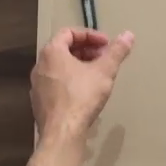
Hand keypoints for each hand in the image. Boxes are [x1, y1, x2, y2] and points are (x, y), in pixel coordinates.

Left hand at [31, 28, 134, 143]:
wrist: (62, 133)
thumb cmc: (82, 97)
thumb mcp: (104, 72)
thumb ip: (116, 52)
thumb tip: (129, 34)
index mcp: (52, 52)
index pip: (68, 32)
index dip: (90, 35)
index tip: (106, 44)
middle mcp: (40, 65)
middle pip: (63, 49)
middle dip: (86, 50)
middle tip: (104, 58)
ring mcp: (37, 85)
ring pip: (59, 67)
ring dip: (78, 66)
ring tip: (96, 75)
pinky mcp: (39, 102)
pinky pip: (55, 83)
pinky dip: (70, 81)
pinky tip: (84, 93)